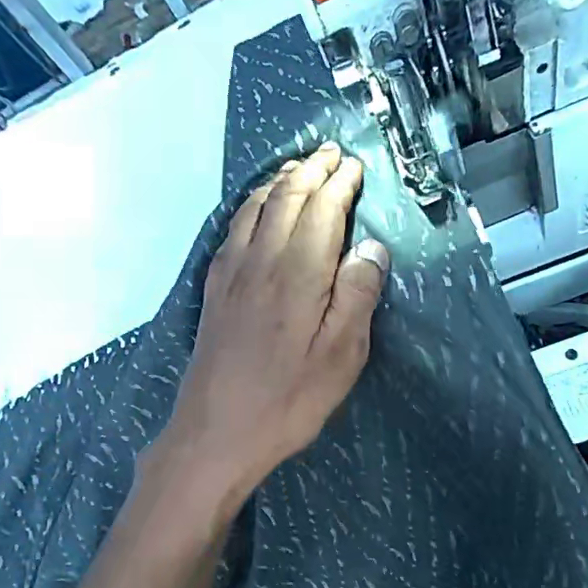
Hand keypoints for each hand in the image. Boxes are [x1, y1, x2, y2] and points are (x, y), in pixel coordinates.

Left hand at [157, 142, 388, 496]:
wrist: (215, 434)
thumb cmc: (289, 400)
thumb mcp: (341, 356)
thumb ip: (357, 296)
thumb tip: (372, 247)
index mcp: (298, 275)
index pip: (321, 212)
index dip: (339, 185)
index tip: (355, 166)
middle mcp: (261, 262)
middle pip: (285, 201)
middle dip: (310, 172)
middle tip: (331, 153)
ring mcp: (232, 274)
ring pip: (255, 209)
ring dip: (280, 182)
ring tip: (299, 167)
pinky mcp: (215, 291)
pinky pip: (233, 229)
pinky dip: (250, 205)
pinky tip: (256, 208)